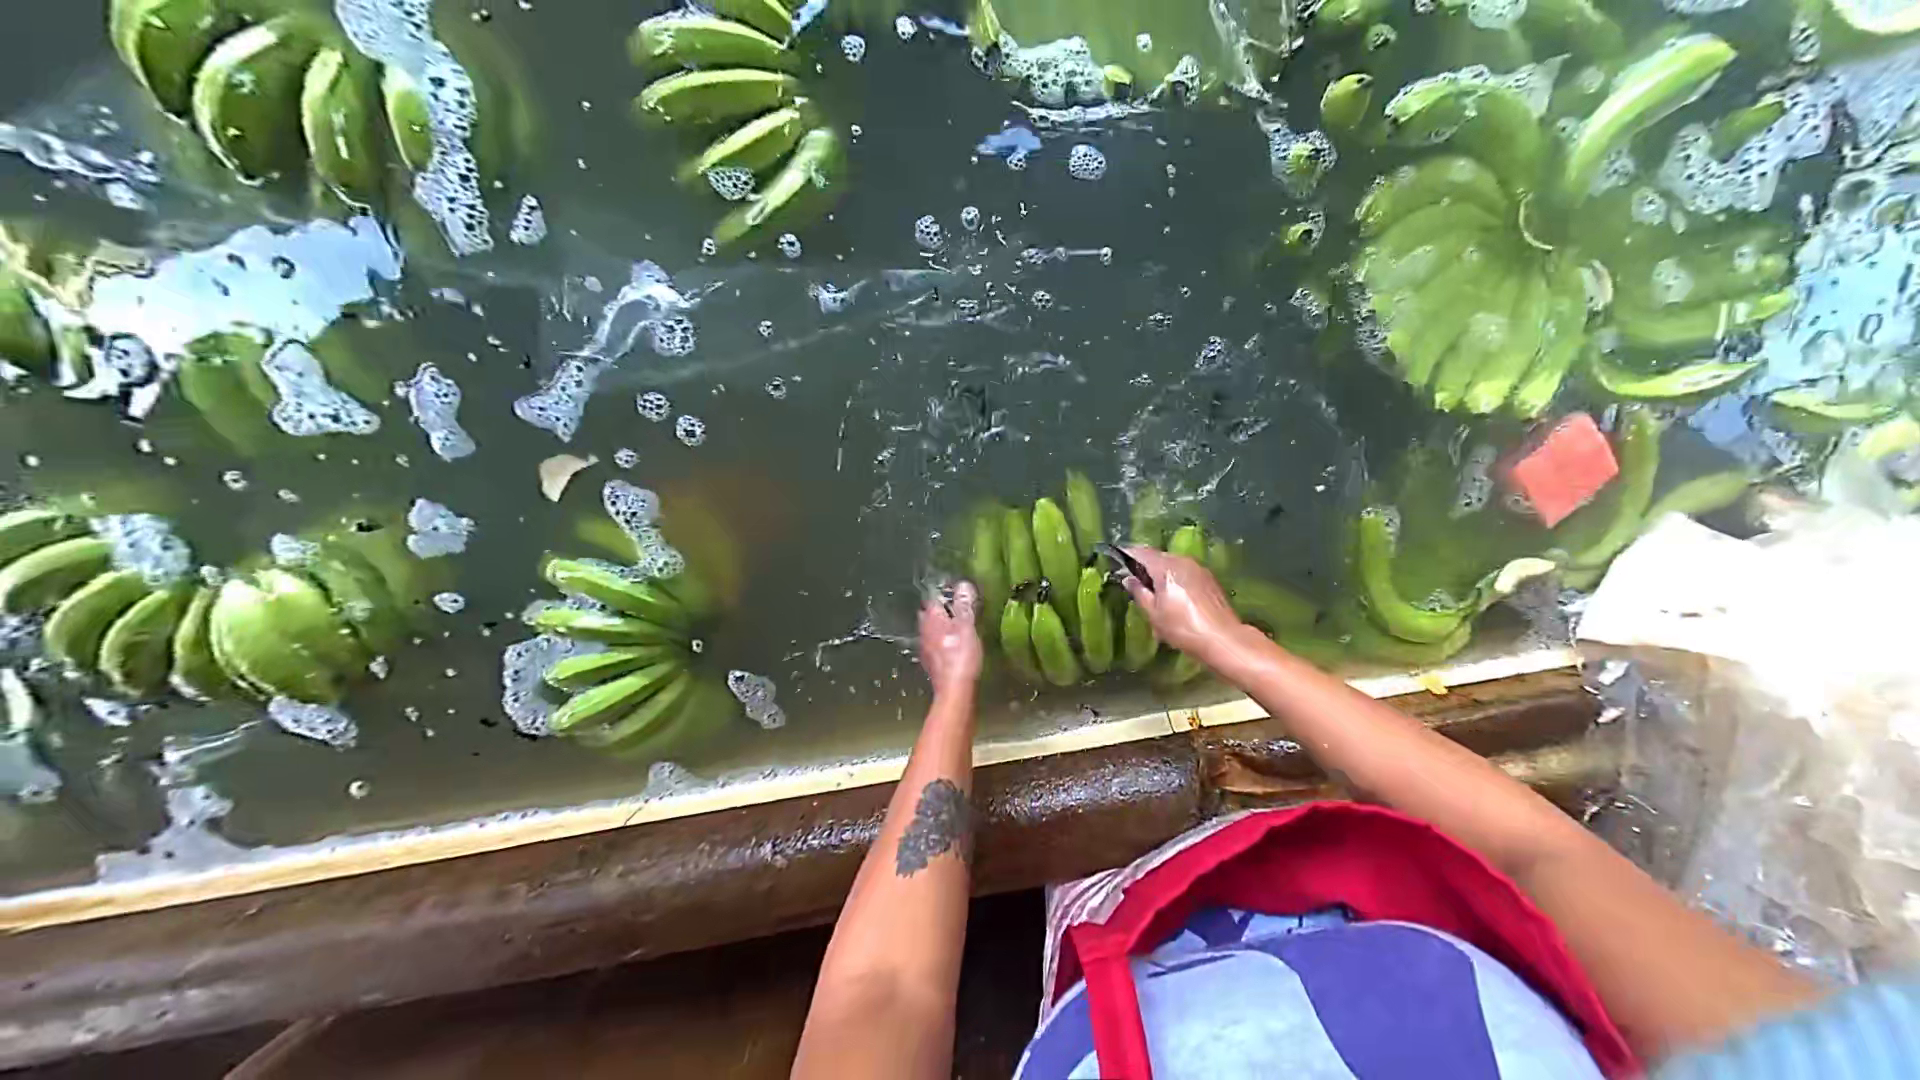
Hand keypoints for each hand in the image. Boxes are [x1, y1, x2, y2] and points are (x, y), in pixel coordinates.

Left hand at [918, 580, 982, 694]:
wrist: (954, 690)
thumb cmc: (961, 655)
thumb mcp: (967, 626)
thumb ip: (964, 605)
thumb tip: (963, 584)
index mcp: (931, 618)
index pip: (933, 597)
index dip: (945, 592)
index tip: (957, 591)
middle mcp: (924, 630)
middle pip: (930, 613)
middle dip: (941, 609)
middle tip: (958, 607)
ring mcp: (925, 647)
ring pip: (931, 629)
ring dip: (942, 625)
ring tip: (958, 624)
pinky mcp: (931, 662)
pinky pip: (935, 644)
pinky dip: (943, 641)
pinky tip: (953, 645)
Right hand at [1119, 546, 1245, 660]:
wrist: (1223, 639)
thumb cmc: (1183, 628)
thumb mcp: (1153, 613)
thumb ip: (1139, 592)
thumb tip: (1128, 578)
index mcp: (1166, 567)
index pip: (1141, 552)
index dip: (1126, 554)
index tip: (1115, 560)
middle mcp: (1183, 561)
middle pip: (1158, 557)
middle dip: (1144, 566)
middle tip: (1133, 581)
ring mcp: (1198, 569)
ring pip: (1172, 564)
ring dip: (1160, 573)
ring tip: (1152, 592)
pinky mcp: (1209, 579)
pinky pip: (1185, 572)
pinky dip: (1174, 579)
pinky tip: (1172, 596)